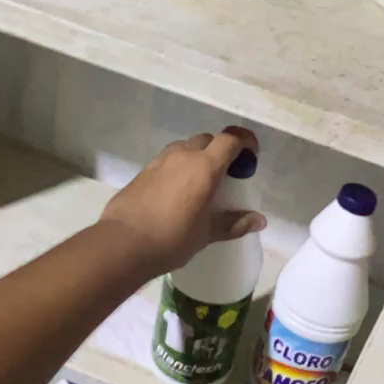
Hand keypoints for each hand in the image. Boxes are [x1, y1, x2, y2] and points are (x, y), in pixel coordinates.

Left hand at [98, 127, 266, 275]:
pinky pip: (168, 160)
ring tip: (201, 182)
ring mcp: (159, 161)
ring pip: (185, 147)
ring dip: (198, 157)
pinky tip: (176, 191)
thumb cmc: (172, 239)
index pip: (230, 139)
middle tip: (226, 174)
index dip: (245, 141)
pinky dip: (179, 167)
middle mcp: (182, 156)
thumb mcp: (207, 234)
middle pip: (208, 140)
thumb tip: (259, 221)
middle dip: (220, 150)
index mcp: (204, 167)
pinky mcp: (143, 171)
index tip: (251, 155)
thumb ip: (234, 223)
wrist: (123, 244)